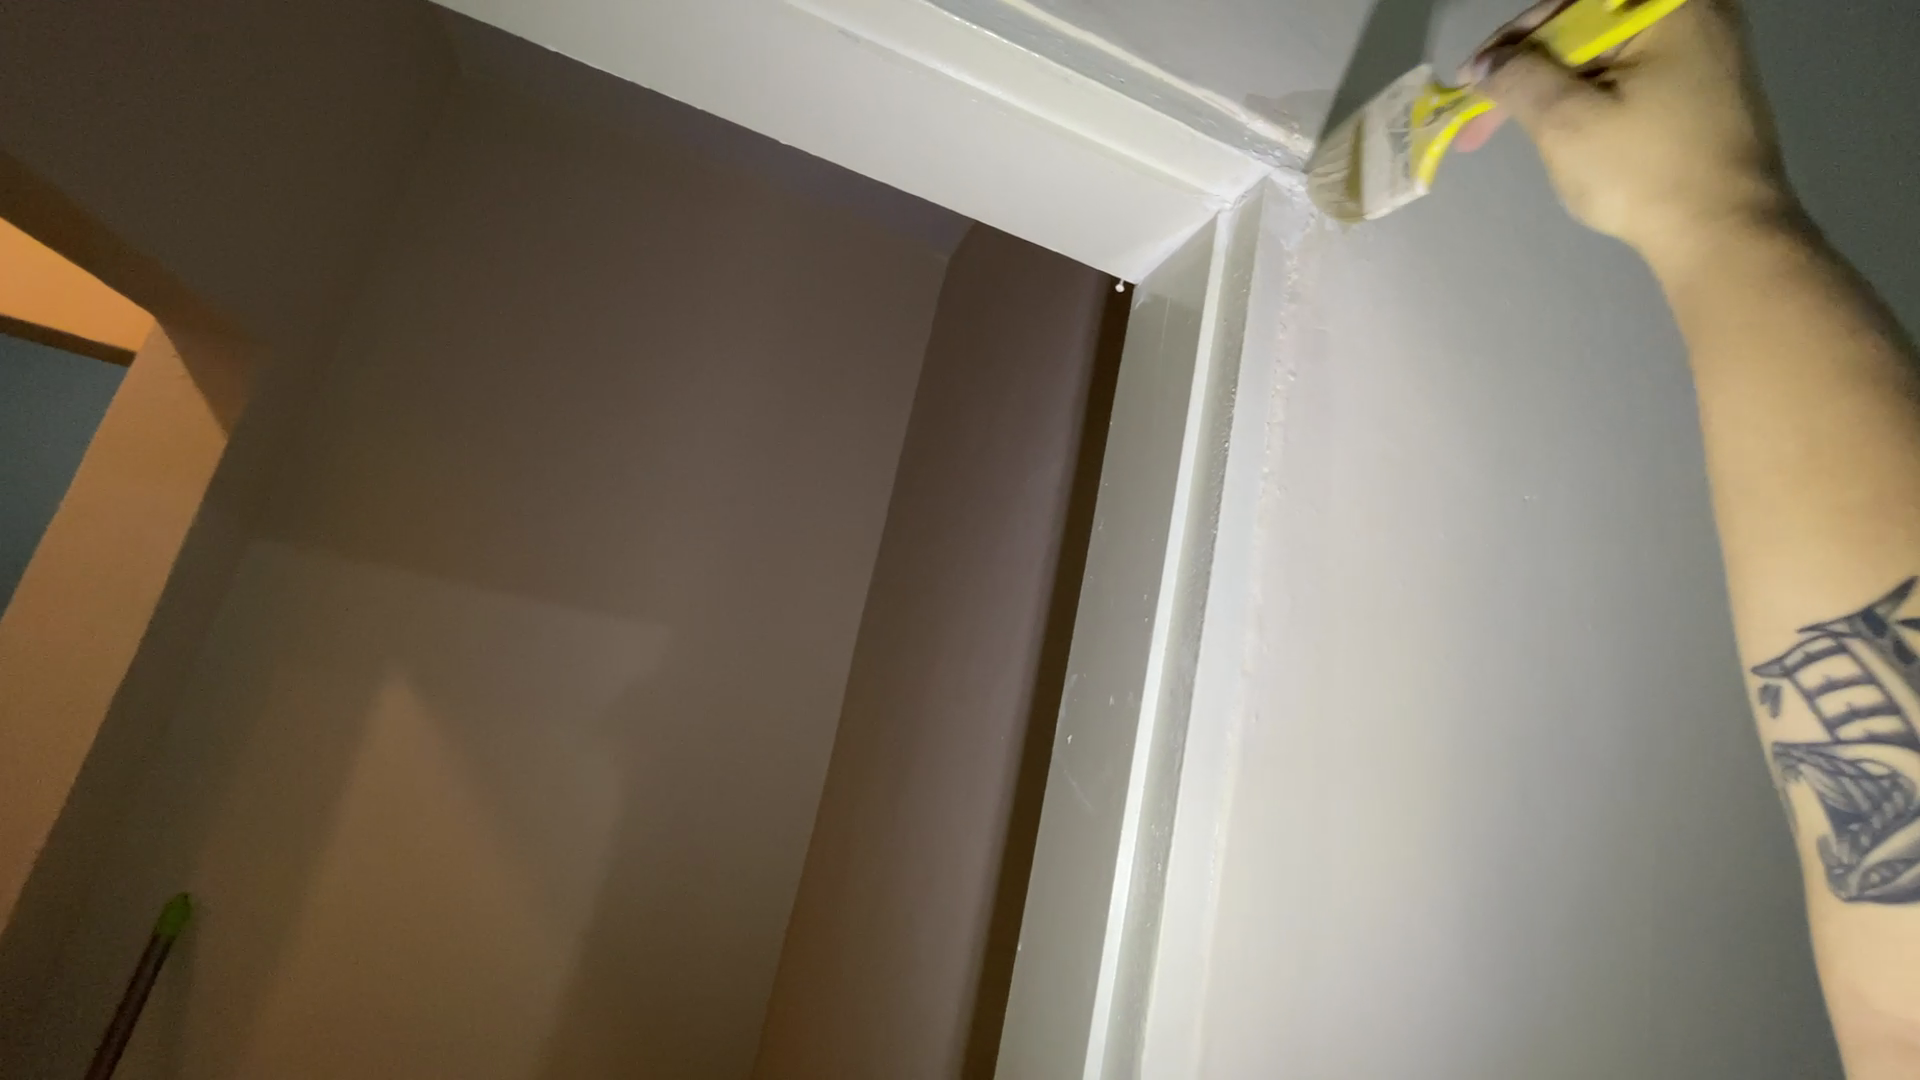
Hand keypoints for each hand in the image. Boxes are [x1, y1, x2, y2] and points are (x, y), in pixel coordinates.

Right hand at [1460, 0, 1797, 270]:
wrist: (1716, 223)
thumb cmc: (1639, 168)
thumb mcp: (1565, 120)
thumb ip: (1520, 80)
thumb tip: (1486, 62)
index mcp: (1669, 6)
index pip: (1571, 5)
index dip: (1512, 38)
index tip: (1467, 78)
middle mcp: (1693, 13)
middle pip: (1586, 27)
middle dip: (1524, 69)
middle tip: (1474, 117)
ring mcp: (1700, 50)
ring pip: (1599, 56)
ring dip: (1544, 87)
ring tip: (1499, 128)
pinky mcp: (1695, 86)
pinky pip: (1622, 76)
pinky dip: (1577, 96)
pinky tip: (1549, 125)